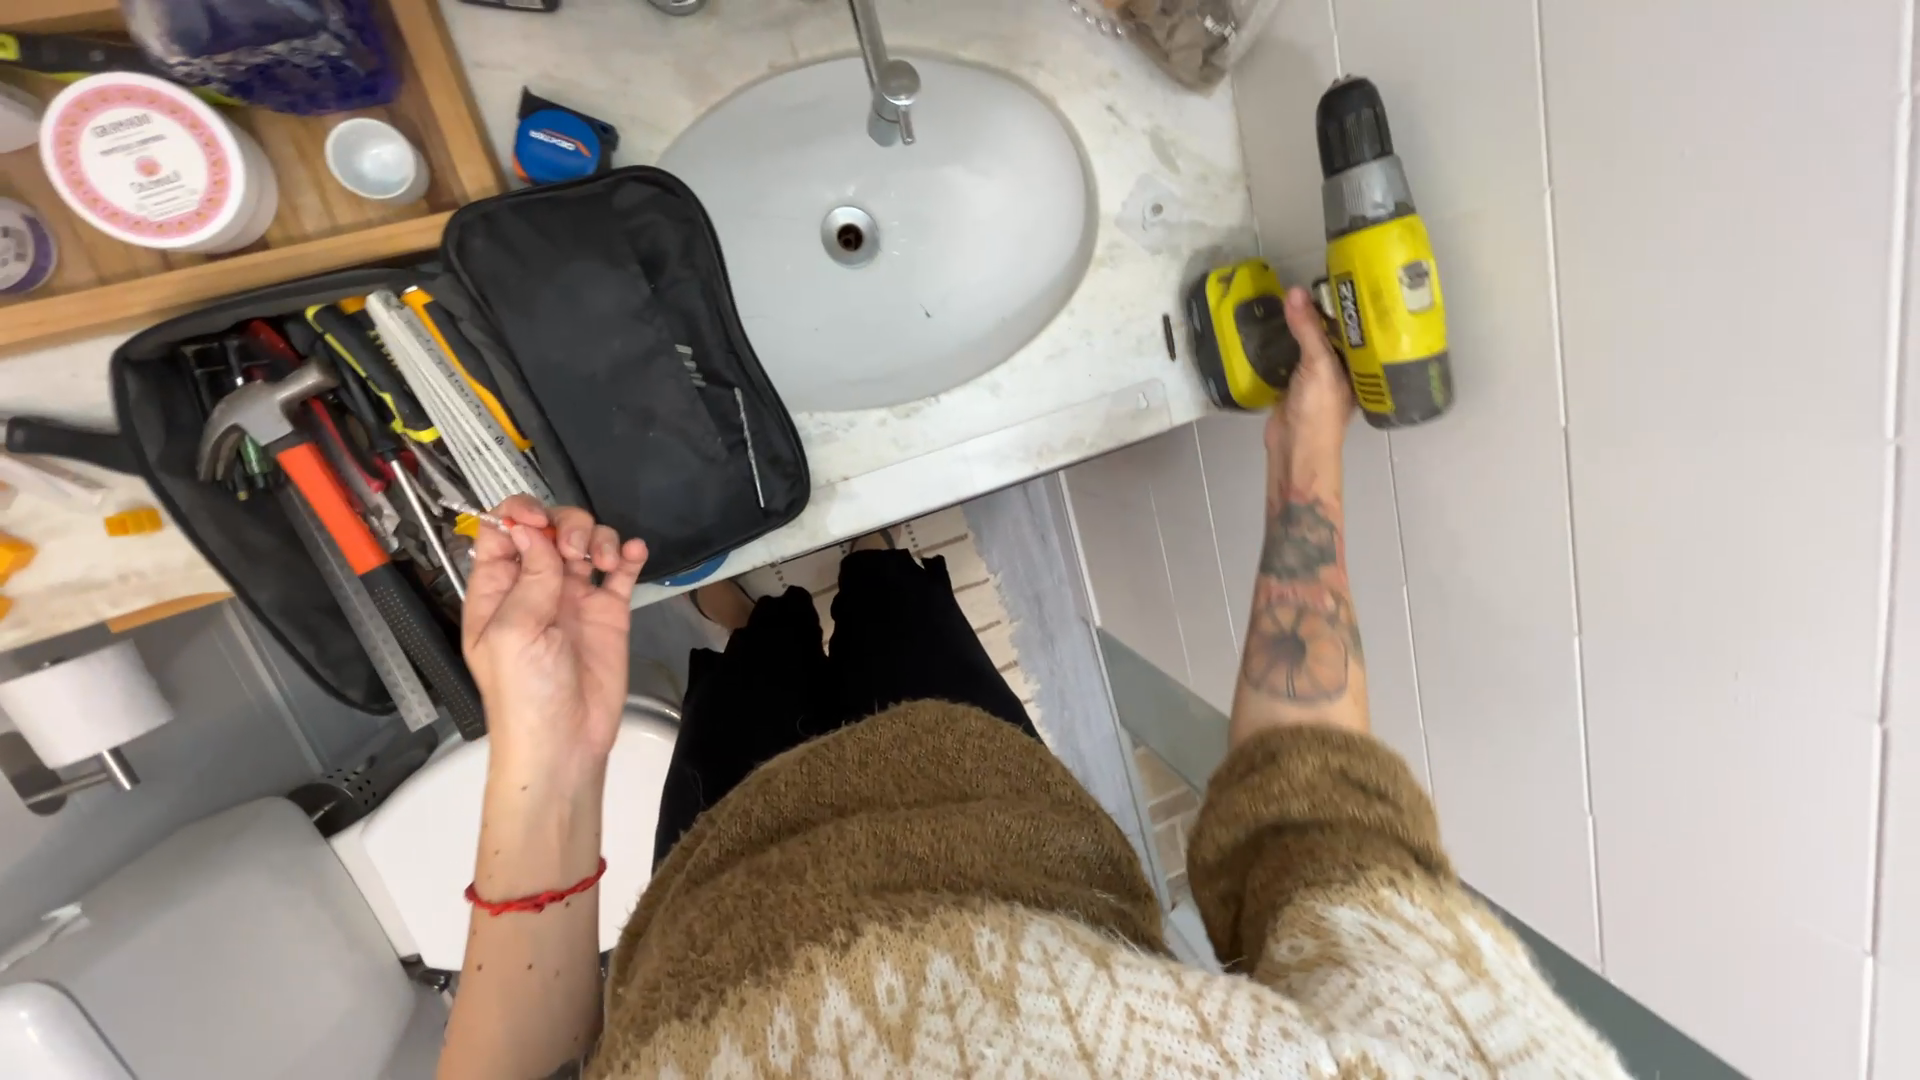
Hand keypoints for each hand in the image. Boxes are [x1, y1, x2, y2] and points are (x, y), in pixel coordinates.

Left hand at [461, 495, 648, 778]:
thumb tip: (531, 530)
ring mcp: (576, 597)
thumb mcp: (513, 632)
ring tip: (607, 564)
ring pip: (589, 543)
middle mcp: (537, 586)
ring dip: (601, 539)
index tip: (541, 522)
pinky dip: (629, 555)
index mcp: (499, 590)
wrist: (566, 738)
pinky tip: (635, 554)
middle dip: (568, 525)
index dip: (520, 516)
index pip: (504, 534)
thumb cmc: (524, 692)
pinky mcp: (610, 610)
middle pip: (552, 530)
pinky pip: (621, 572)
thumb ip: (528, 578)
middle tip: (578, 551)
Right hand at [1266, 286, 1354, 463]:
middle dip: (1321, 310)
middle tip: (1306, 280)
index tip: (1338, 275)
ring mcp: (1318, 376)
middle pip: (1333, 332)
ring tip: (1287, 297)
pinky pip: (1291, 356)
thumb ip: (1307, 329)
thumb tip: (1293, 292)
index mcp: (1362, 362)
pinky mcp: (1294, 384)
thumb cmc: (1318, 410)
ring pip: (1311, 343)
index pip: (1360, 325)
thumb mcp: (1318, 365)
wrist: (1293, 448)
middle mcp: (1345, 367)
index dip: (1350, 302)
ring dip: (1300, 325)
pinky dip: (1283, 342)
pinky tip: (1274, 326)